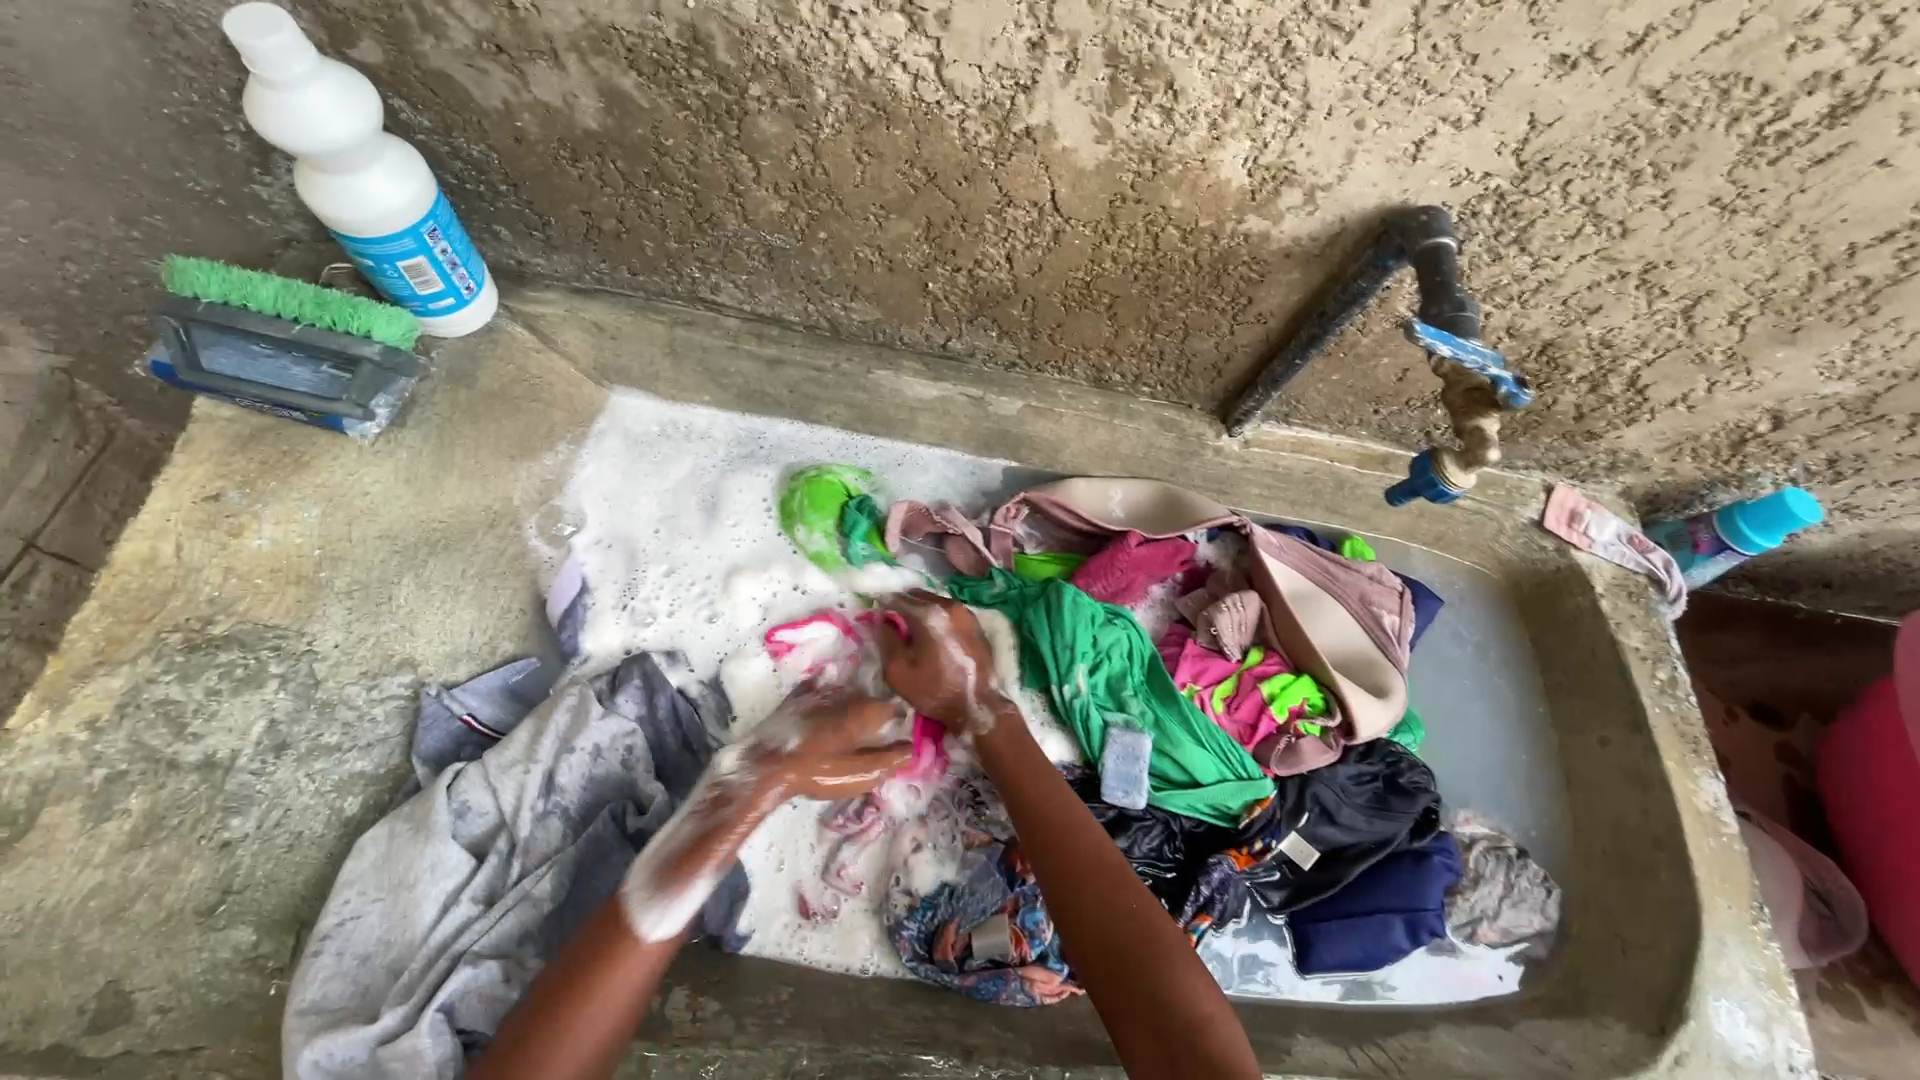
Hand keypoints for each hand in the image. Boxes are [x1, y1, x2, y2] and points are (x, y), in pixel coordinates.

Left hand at [750, 686, 913, 799]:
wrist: (768, 765)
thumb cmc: (818, 771)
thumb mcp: (860, 775)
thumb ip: (890, 760)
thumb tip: (912, 748)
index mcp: (867, 710)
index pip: (895, 707)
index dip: (898, 720)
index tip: (895, 733)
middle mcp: (849, 693)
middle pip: (871, 699)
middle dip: (874, 713)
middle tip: (869, 736)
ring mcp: (823, 690)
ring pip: (848, 693)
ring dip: (851, 705)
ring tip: (844, 728)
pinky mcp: (801, 694)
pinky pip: (823, 689)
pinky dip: (828, 698)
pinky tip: (824, 715)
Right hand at [877, 590, 1005, 732]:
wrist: (979, 705)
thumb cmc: (936, 691)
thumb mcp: (899, 673)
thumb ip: (887, 641)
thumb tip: (881, 621)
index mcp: (927, 614)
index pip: (896, 598)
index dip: (883, 607)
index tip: (877, 619)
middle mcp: (948, 605)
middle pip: (916, 595)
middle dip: (902, 606)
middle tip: (894, 626)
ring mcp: (965, 612)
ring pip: (934, 601)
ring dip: (920, 610)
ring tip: (913, 631)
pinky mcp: (975, 622)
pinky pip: (949, 611)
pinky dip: (937, 617)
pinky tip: (933, 635)